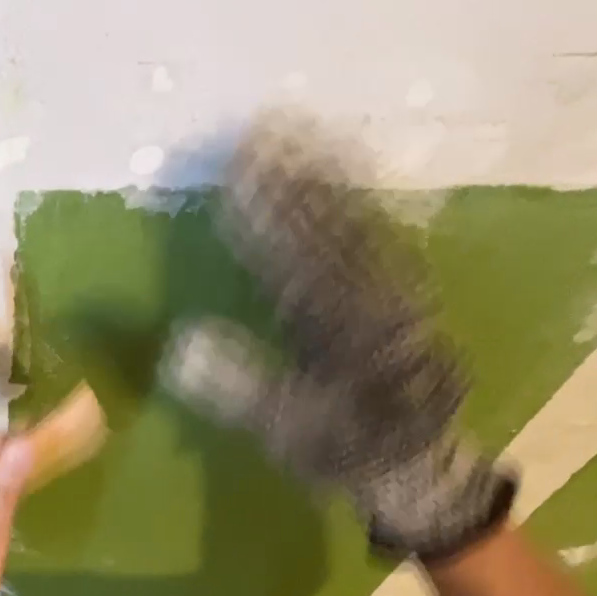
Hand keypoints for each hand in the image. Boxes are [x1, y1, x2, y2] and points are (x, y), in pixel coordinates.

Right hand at [162, 111, 513, 560]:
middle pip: (329, 225)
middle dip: (292, 177)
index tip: (234, 172)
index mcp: (344, 327)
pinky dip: (357, 195)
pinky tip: (344, 169)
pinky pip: (378, 231)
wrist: (417, 464)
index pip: (295, 257)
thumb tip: (179, 347)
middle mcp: (376, 295)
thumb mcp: (290, 432)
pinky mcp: (402, 290)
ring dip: (325, 174)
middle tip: (258, 131)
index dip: (264, 213)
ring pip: (358, 220)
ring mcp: (395, 288)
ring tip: (295, 132)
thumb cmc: (345, 450)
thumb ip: (241, 388)